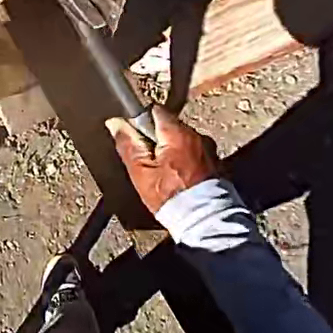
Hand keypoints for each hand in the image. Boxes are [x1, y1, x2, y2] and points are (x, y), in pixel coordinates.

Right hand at [106, 105, 221, 214]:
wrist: (204, 221)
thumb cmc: (170, 197)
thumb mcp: (140, 171)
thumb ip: (127, 144)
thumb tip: (115, 123)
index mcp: (177, 132)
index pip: (155, 111)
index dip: (141, 122)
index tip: (136, 139)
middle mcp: (197, 136)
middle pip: (170, 126)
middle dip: (157, 139)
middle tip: (148, 162)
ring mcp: (209, 150)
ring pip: (182, 141)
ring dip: (172, 151)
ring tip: (164, 175)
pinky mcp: (216, 164)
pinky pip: (194, 155)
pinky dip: (185, 162)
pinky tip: (179, 180)